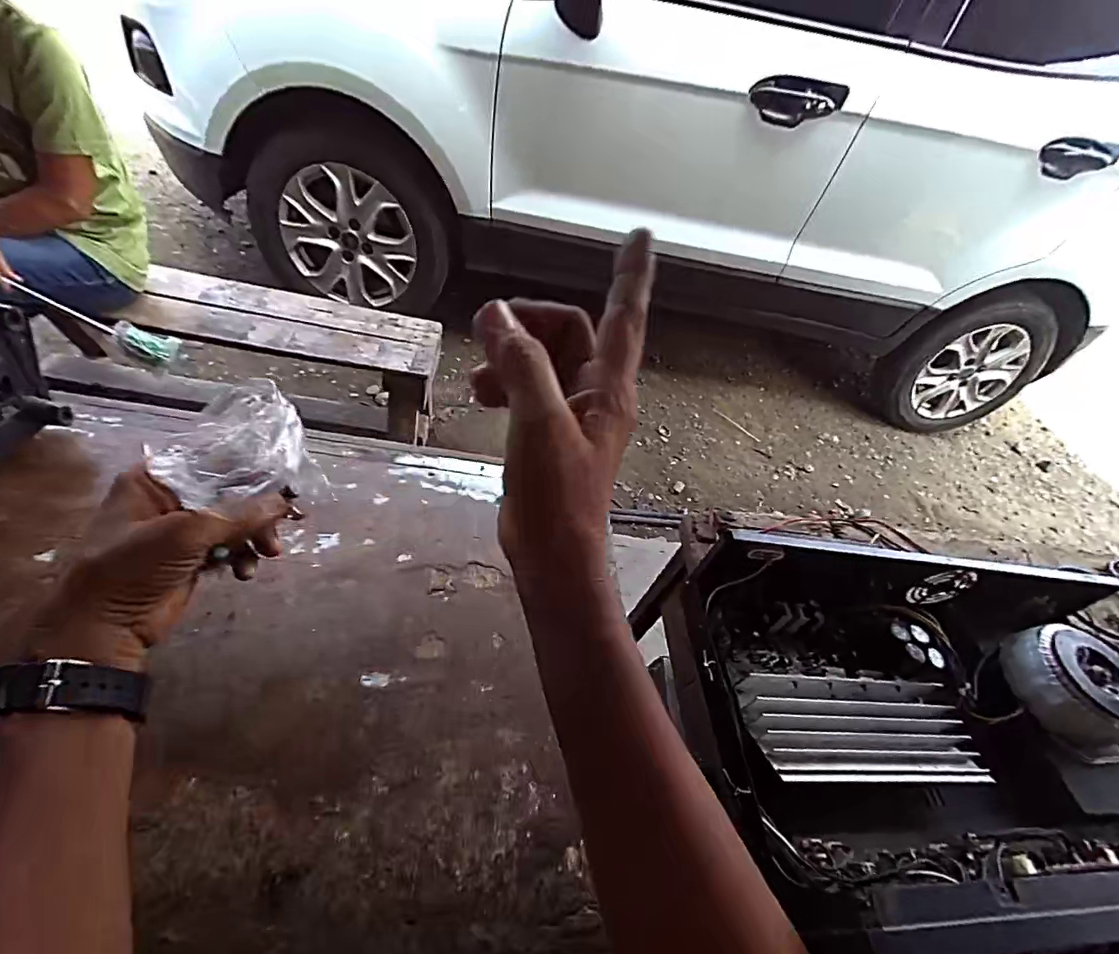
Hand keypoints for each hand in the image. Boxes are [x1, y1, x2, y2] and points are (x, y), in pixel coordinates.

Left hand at [25, 467, 298, 672]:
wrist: (106, 625)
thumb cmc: (133, 567)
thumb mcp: (186, 533)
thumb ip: (238, 514)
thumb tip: (285, 501)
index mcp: (156, 479)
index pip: (213, 461)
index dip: (251, 470)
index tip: (286, 482)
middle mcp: (170, 498)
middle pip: (232, 492)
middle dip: (260, 510)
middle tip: (290, 521)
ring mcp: (183, 529)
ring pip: (237, 521)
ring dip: (256, 536)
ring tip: (268, 553)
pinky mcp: (194, 555)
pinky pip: (232, 546)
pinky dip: (244, 556)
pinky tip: (245, 571)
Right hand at [470, 230, 654, 583]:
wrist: (551, 551)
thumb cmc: (558, 497)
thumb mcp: (539, 424)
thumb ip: (521, 366)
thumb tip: (497, 317)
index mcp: (609, 390)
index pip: (623, 318)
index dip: (631, 276)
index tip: (640, 236)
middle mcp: (596, 396)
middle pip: (568, 331)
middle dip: (528, 326)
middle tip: (489, 335)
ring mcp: (572, 414)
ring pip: (542, 359)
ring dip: (508, 357)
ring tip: (478, 381)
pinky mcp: (548, 432)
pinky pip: (527, 386)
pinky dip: (504, 382)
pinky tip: (482, 395)